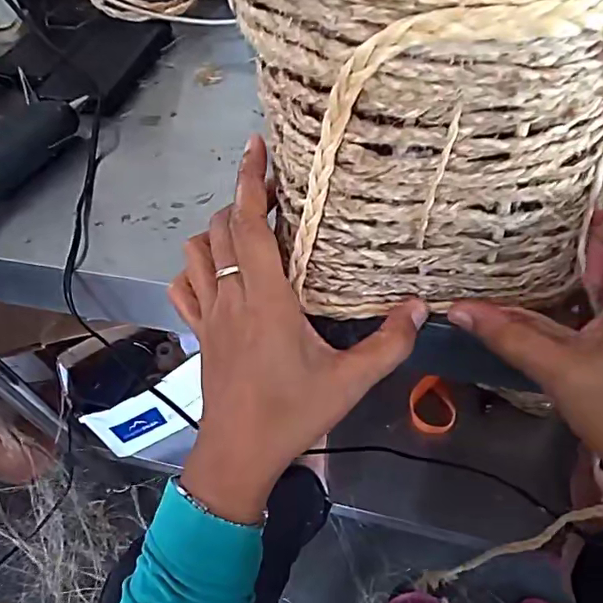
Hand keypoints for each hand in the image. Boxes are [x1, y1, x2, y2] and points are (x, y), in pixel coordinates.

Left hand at [169, 136, 426, 522]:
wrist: (238, 454)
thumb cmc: (292, 415)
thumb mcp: (350, 382)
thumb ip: (389, 343)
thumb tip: (419, 306)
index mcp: (266, 300)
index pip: (250, 225)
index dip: (251, 181)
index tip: (255, 148)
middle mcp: (231, 298)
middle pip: (220, 229)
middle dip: (242, 201)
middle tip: (276, 197)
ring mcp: (209, 316)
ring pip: (195, 253)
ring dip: (216, 232)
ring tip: (248, 231)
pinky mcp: (200, 335)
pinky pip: (182, 289)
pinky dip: (193, 270)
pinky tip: (215, 275)